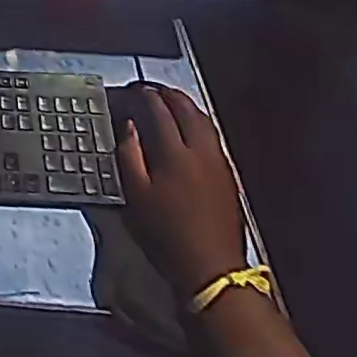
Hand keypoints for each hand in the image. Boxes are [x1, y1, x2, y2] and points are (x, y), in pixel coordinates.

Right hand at [117, 84, 246, 292]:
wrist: (211, 268)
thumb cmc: (165, 232)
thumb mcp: (135, 193)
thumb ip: (129, 154)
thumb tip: (128, 126)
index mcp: (174, 154)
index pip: (160, 112)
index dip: (146, 96)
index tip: (135, 89)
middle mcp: (200, 151)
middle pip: (187, 110)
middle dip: (169, 95)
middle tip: (152, 89)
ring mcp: (218, 162)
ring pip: (204, 121)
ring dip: (186, 105)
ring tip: (171, 100)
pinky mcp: (227, 174)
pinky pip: (212, 136)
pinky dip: (198, 121)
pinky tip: (189, 127)